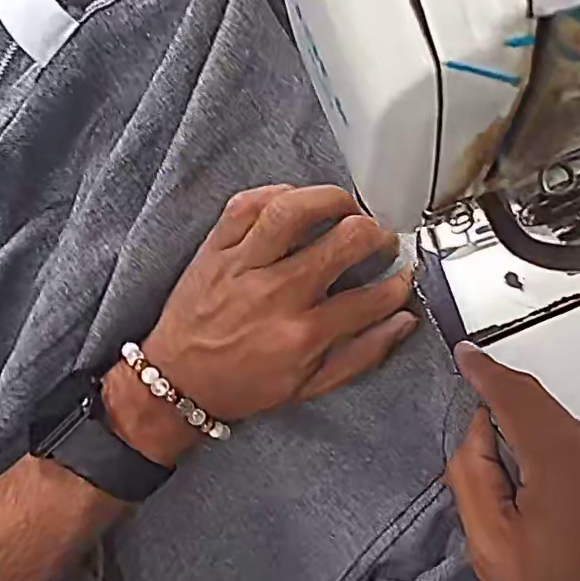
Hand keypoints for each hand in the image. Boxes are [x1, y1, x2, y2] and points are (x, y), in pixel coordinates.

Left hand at [103, 184, 419, 464]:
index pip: (370, 298)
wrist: (177, 382)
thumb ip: (361, 355)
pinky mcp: (216, 250)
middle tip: (378, 239)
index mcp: (302, 335)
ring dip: (332, 200)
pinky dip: (277, 194)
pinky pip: (247, 205)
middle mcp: (276, 295)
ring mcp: (243, 267)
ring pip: (295, 211)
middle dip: (376, 234)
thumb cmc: (241, 386)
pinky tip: (295, 204)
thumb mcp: (308, 387)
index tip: (402, 277)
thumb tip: (401, 322)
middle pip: (344, 241)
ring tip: (346, 208)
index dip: (398, 284)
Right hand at [444, 343, 579, 580]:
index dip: (486, 372)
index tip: (470, 357)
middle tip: (525, 510)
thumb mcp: (495, 554)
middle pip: (551, 424)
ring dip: (570, 470)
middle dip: (528, 451)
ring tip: (578, 536)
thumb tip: (480, 431)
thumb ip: (474, 475)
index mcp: (570, 466)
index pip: (517, 394)